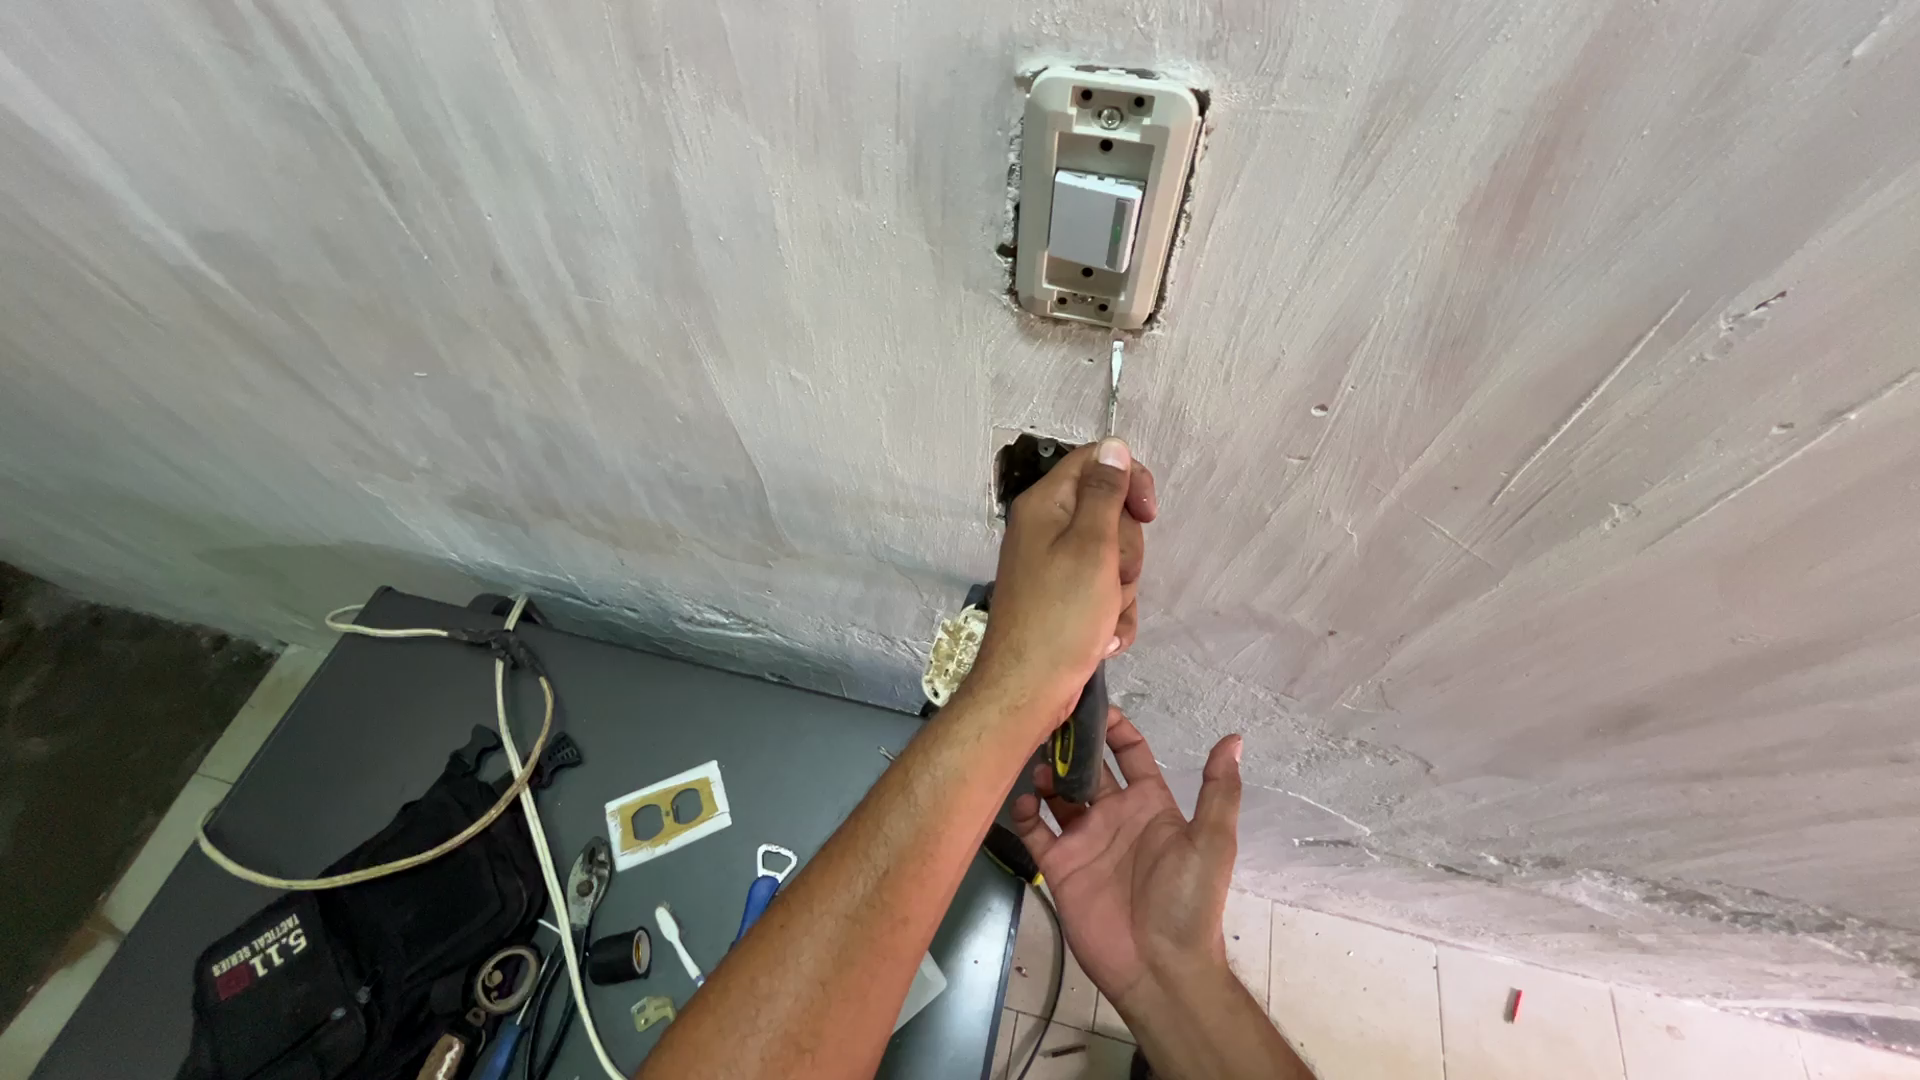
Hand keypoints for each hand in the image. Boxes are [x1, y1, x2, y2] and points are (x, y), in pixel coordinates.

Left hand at [965, 438, 1156, 738]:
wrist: (1029, 688)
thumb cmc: (1060, 616)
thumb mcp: (1091, 546)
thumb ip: (1105, 493)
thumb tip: (1114, 445)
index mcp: (1046, 506)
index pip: (1096, 462)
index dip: (1129, 480)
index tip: (1148, 513)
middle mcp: (1046, 529)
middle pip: (1110, 513)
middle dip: (1126, 549)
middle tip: (1111, 576)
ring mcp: (1056, 566)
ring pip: (1114, 558)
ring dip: (1121, 589)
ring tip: (1103, 614)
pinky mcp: (1065, 599)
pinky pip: (1105, 591)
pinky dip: (1112, 614)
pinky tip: (1104, 637)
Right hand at [1009, 707, 1242, 1011]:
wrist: (1159, 968)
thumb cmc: (1188, 901)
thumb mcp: (1212, 842)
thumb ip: (1218, 790)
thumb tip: (1233, 738)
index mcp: (1149, 804)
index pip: (1130, 753)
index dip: (1114, 728)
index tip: (1092, 706)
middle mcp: (1113, 814)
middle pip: (1087, 767)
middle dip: (1070, 745)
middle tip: (1050, 726)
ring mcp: (1084, 838)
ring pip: (1057, 792)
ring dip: (1046, 774)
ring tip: (1040, 770)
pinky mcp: (1059, 863)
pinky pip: (1035, 829)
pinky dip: (1025, 811)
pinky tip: (1026, 803)